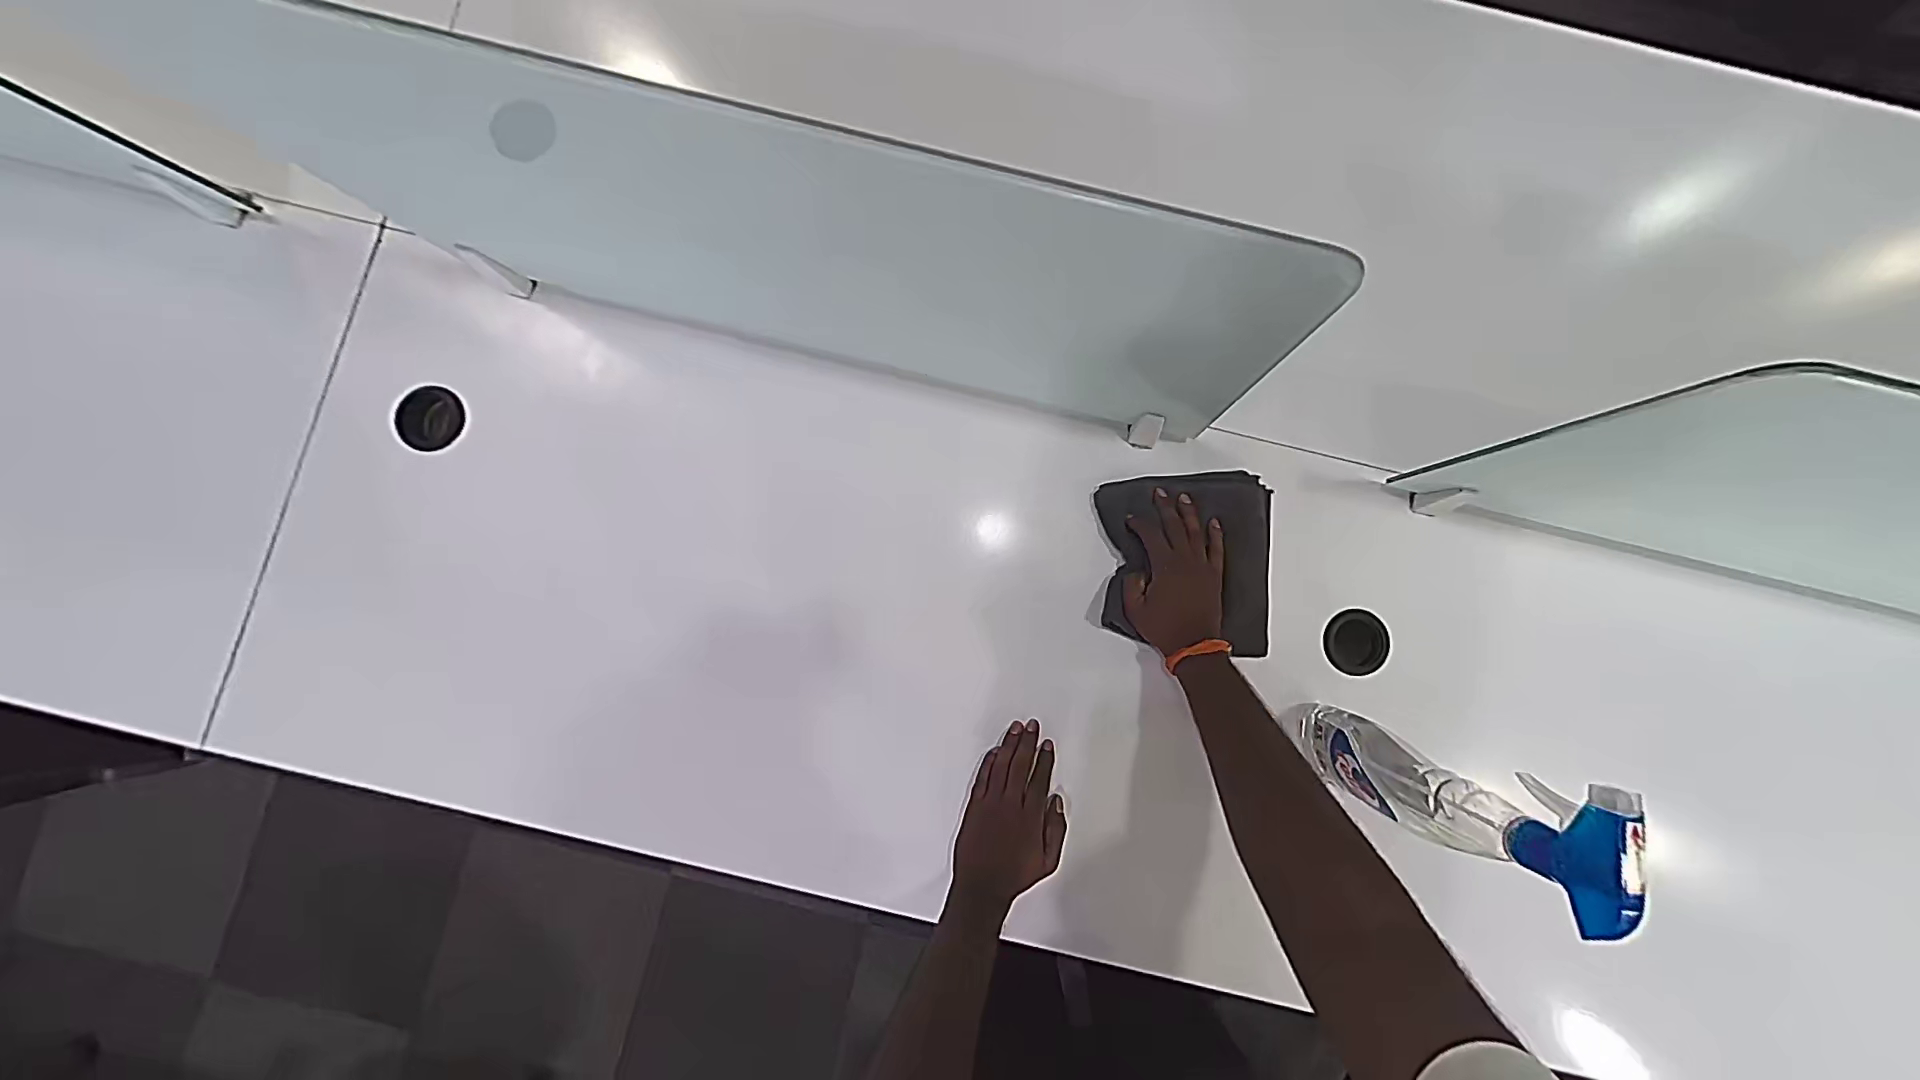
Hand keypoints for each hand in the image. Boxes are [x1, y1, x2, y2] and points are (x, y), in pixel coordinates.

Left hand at [950, 720, 1067, 920]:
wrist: (981, 886)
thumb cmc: (1014, 875)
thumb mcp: (1047, 860)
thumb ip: (1055, 829)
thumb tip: (1055, 802)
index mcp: (1030, 816)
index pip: (1039, 778)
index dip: (1044, 759)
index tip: (1047, 745)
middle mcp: (1010, 805)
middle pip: (1021, 764)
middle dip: (1028, 742)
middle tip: (1032, 726)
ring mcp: (991, 803)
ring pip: (1002, 766)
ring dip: (1009, 745)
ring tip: (1015, 729)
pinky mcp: (975, 806)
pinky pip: (983, 777)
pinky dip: (989, 762)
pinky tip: (995, 751)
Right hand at [1122, 488, 1225, 656]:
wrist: (1195, 644)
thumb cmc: (1165, 628)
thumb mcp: (1136, 609)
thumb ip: (1132, 585)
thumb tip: (1137, 572)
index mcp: (1164, 566)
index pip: (1151, 535)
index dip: (1140, 524)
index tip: (1132, 519)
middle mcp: (1185, 560)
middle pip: (1174, 526)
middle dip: (1165, 507)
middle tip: (1160, 494)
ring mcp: (1202, 566)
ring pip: (1196, 531)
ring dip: (1189, 513)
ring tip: (1184, 499)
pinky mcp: (1214, 575)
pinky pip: (1216, 548)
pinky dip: (1216, 534)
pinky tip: (1214, 522)